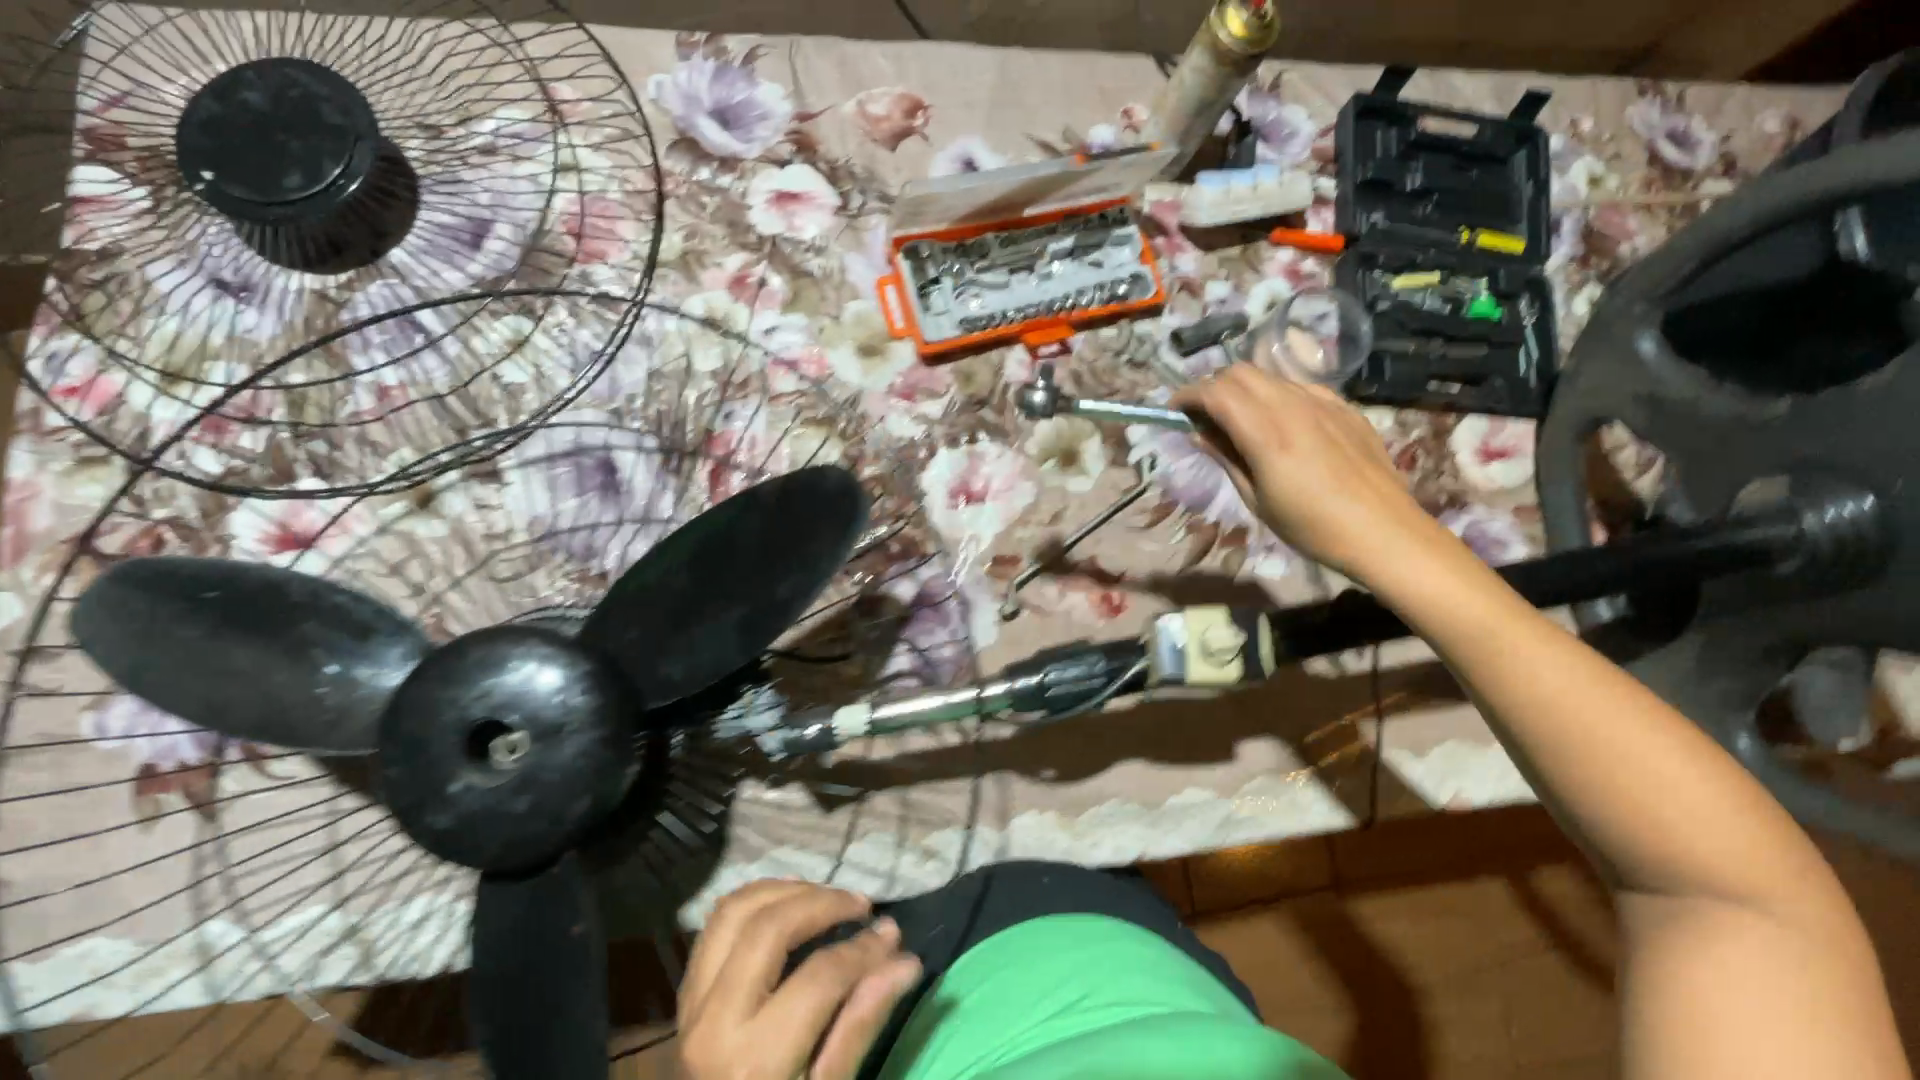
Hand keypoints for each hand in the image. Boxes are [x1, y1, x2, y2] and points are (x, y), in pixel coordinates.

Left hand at [676, 880, 921, 1079]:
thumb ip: (860, 1024)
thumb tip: (904, 962)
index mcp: (756, 1059)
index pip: (819, 977)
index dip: (863, 949)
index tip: (892, 934)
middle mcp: (714, 1021)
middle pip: (768, 928)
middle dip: (822, 902)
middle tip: (861, 904)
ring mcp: (690, 1003)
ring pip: (733, 911)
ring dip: (784, 891)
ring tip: (825, 894)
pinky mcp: (684, 993)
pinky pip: (714, 925)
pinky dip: (752, 900)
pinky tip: (786, 899)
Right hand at [1171, 365, 1448, 582]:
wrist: (1385, 532)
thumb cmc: (1312, 527)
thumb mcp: (1257, 500)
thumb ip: (1226, 459)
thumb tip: (1198, 433)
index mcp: (1267, 432)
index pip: (1216, 392)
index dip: (1188, 396)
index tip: (1173, 410)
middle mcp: (1293, 405)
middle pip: (1240, 372)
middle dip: (1213, 386)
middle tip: (1203, 415)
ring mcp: (1324, 402)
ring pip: (1271, 376)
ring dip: (1245, 389)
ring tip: (1239, 420)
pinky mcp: (1345, 408)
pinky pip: (1301, 387)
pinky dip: (1277, 395)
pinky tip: (1281, 424)